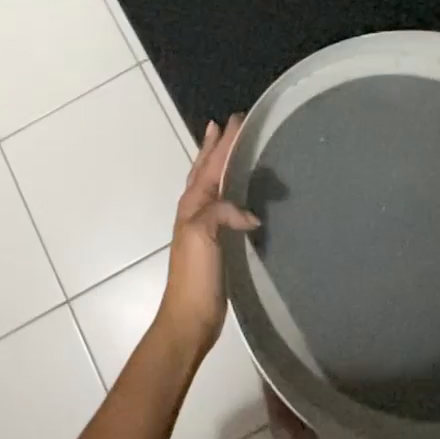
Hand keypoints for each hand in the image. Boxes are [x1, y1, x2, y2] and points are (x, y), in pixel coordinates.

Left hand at [156, 113, 260, 354]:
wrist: (188, 318)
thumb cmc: (194, 277)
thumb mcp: (203, 238)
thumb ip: (221, 214)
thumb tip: (251, 215)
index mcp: (193, 204)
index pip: (210, 165)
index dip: (223, 143)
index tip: (236, 120)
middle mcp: (195, 210)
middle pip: (205, 169)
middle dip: (215, 146)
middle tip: (227, 124)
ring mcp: (203, 226)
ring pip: (209, 185)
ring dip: (217, 164)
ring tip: (225, 147)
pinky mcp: (215, 243)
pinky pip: (221, 206)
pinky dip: (227, 191)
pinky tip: (238, 195)